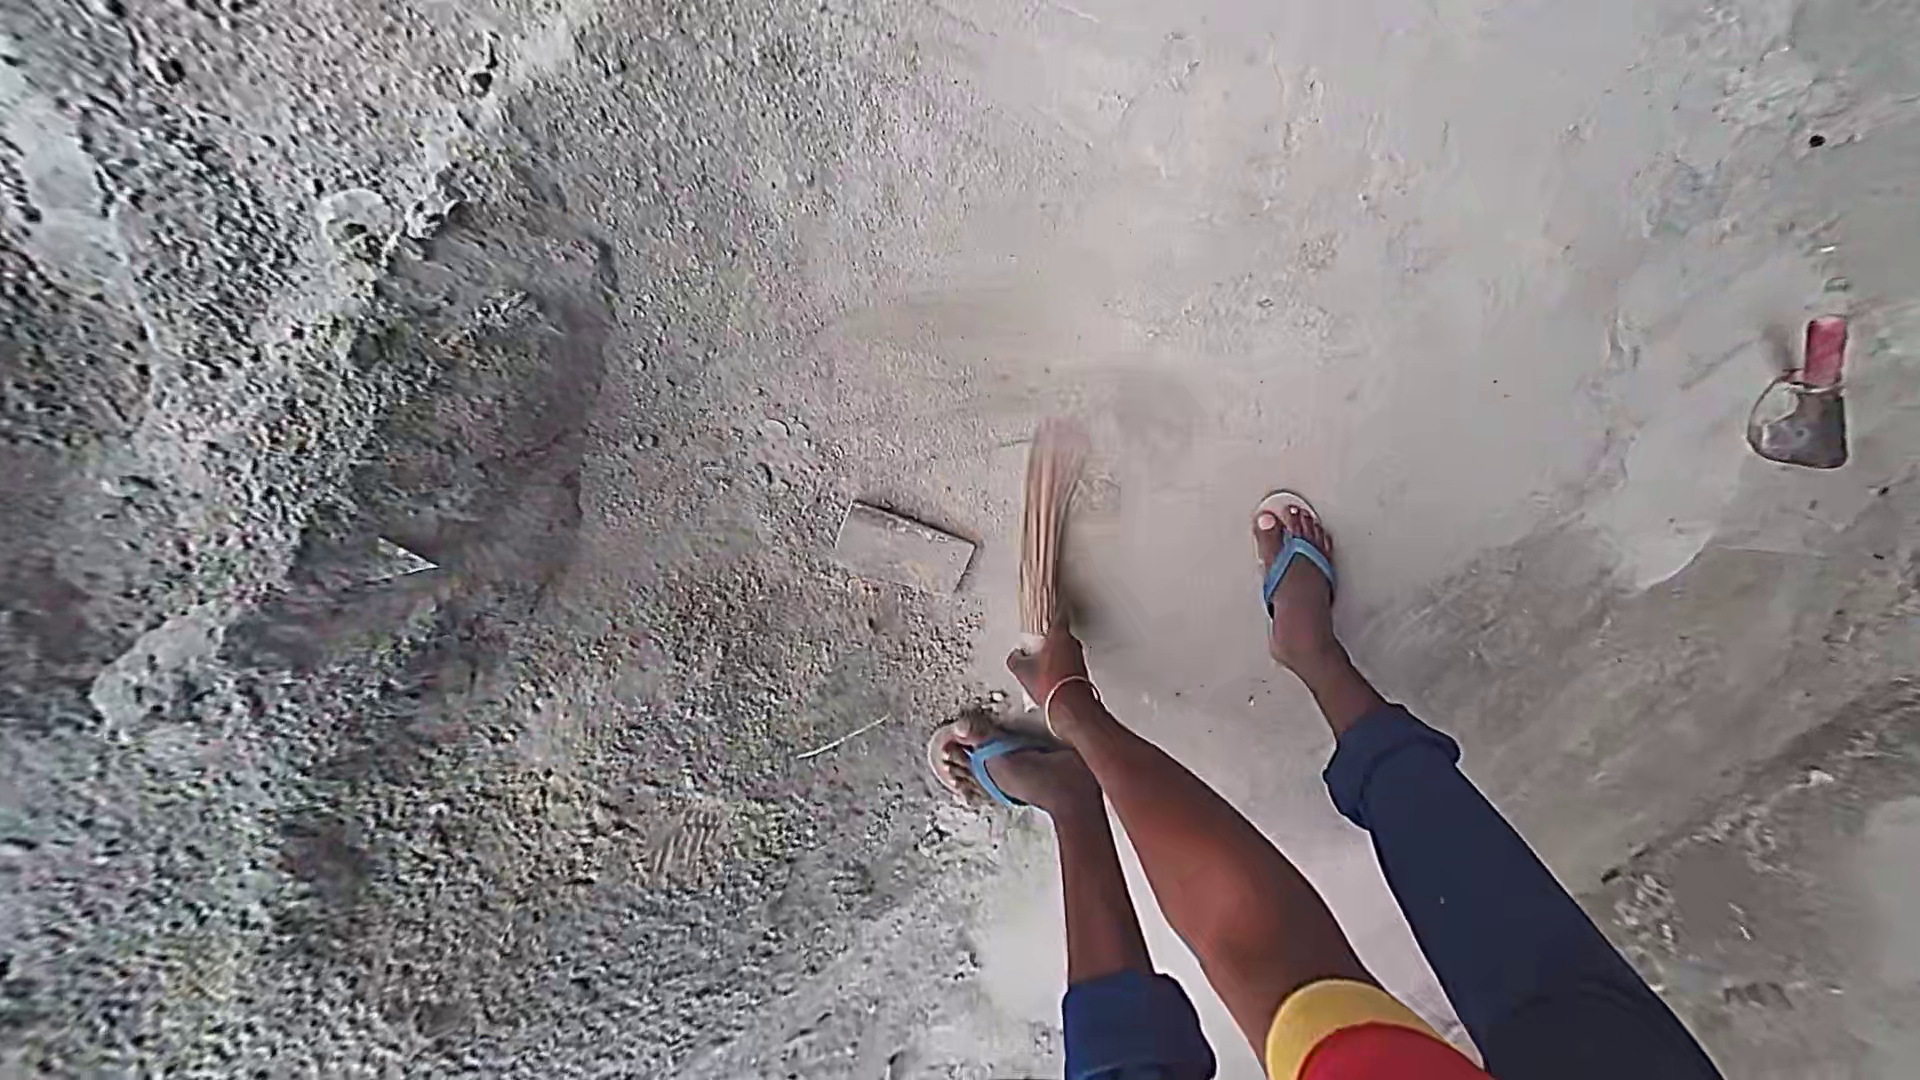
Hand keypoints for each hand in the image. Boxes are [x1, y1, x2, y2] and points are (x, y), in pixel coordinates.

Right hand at [1006, 617, 1089, 704]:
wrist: (1069, 706)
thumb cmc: (1051, 684)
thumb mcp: (1022, 670)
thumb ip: (1016, 657)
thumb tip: (1015, 656)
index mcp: (1059, 636)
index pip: (1059, 615)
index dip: (1055, 609)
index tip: (1052, 606)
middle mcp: (1072, 644)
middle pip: (1060, 633)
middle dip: (1049, 638)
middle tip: (1038, 644)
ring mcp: (1079, 658)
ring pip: (1066, 648)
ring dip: (1056, 653)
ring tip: (1042, 665)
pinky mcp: (1082, 671)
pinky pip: (1070, 662)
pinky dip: (1061, 666)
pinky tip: (1051, 677)